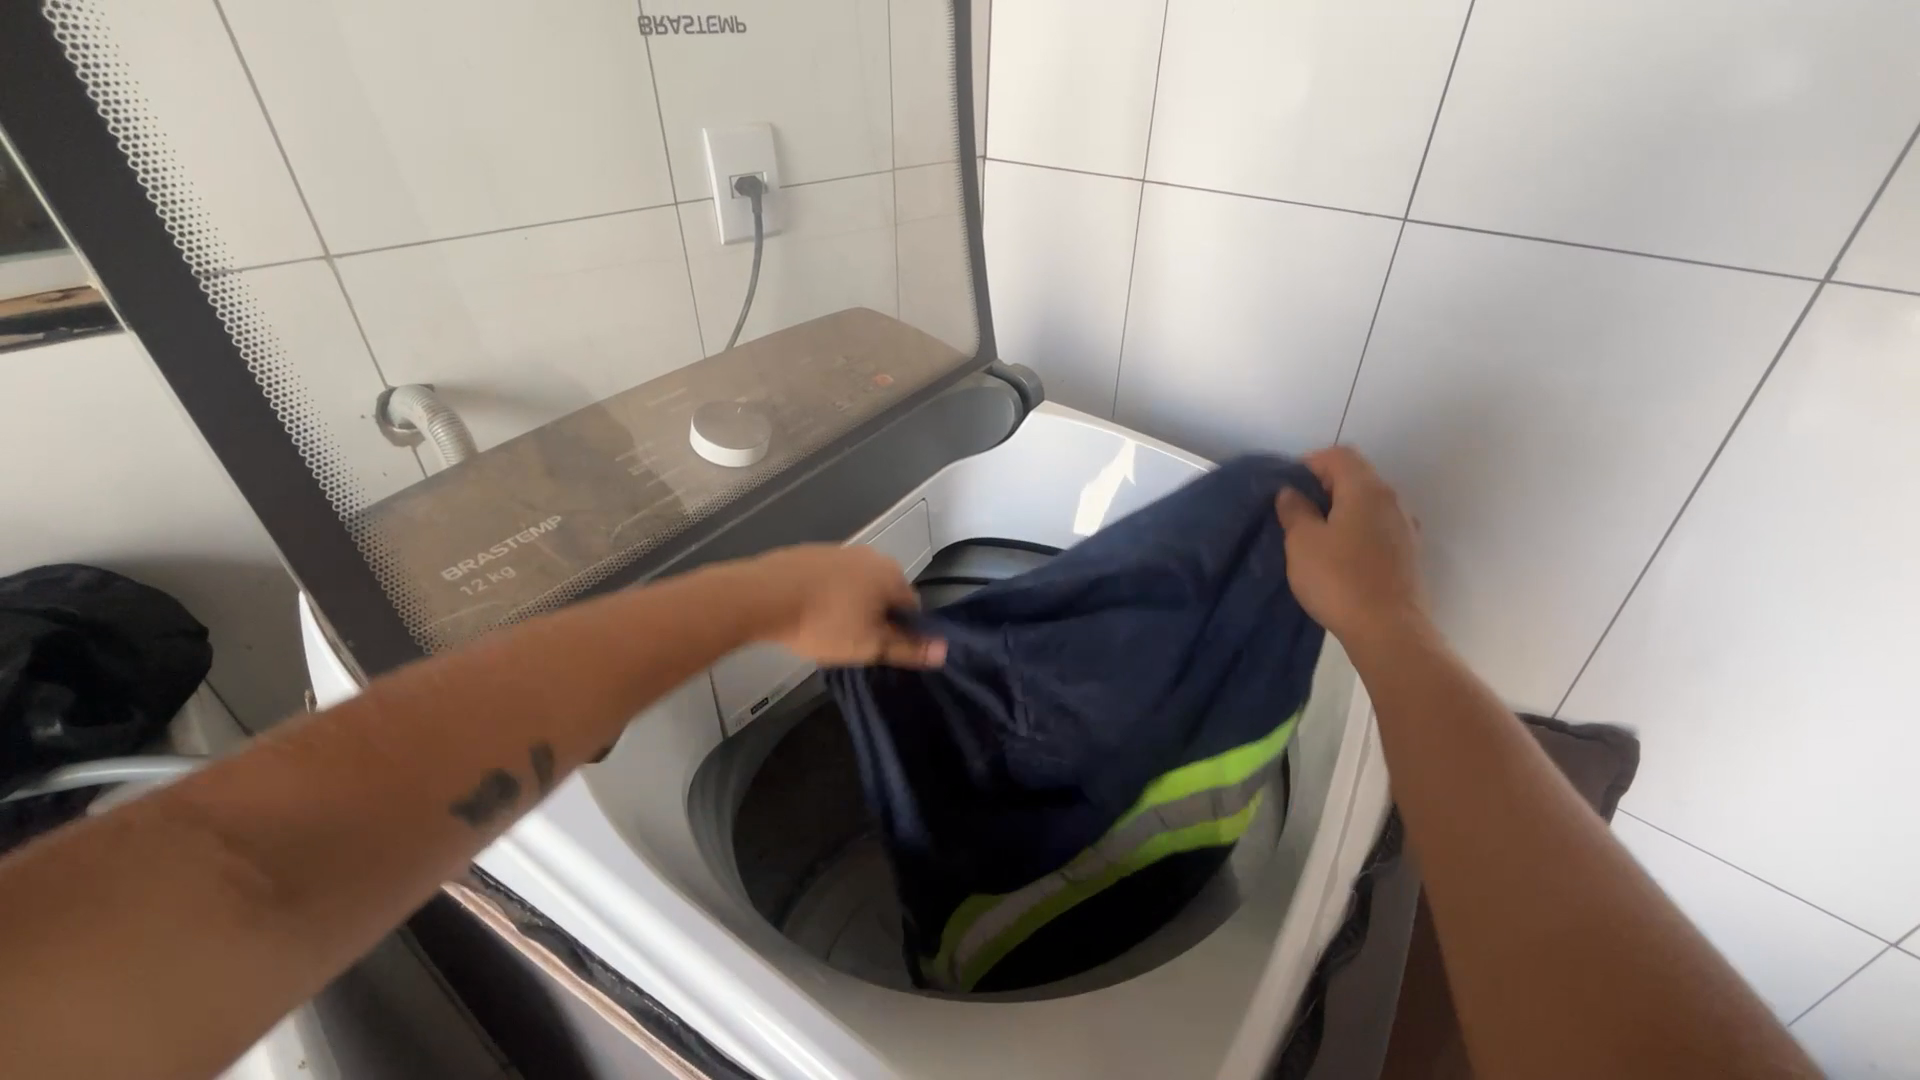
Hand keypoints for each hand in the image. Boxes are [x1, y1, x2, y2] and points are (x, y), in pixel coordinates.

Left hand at [747, 545, 946, 668]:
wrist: (762, 597)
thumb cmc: (823, 624)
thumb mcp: (869, 646)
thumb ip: (907, 648)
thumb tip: (945, 650)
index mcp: (891, 575)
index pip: (912, 607)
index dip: (901, 632)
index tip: (878, 648)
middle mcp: (871, 555)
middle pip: (885, 593)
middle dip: (874, 617)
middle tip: (852, 642)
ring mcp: (838, 550)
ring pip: (856, 585)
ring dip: (850, 605)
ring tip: (826, 629)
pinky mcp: (809, 553)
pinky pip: (830, 578)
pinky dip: (826, 594)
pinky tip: (807, 612)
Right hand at [1273, 447, 1431, 644]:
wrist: (1388, 629)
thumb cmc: (1338, 579)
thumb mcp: (1302, 542)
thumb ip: (1295, 510)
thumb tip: (1291, 492)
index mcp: (1366, 489)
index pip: (1339, 455)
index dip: (1310, 463)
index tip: (1287, 487)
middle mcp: (1392, 501)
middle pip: (1357, 476)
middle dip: (1324, 487)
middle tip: (1296, 511)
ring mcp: (1405, 527)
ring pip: (1368, 504)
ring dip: (1341, 510)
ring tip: (1316, 535)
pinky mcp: (1408, 553)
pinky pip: (1377, 527)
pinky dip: (1356, 530)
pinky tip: (1340, 555)